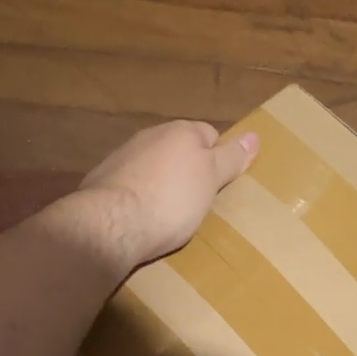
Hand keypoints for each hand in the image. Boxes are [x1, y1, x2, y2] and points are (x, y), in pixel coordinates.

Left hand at [77, 121, 260, 264]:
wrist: (112, 223)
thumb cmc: (172, 200)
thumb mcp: (212, 180)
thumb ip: (231, 158)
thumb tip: (254, 136)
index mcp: (181, 132)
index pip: (209, 134)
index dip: (218, 158)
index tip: (220, 184)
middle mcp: (150, 136)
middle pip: (178, 150)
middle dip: (187, 171)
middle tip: (197, 201)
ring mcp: (122, 156)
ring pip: (152, 166)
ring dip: (161, 183)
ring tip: (168, 214)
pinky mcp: (102, 179)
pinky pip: (130, 184)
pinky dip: (138, 196)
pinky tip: (141, 217)